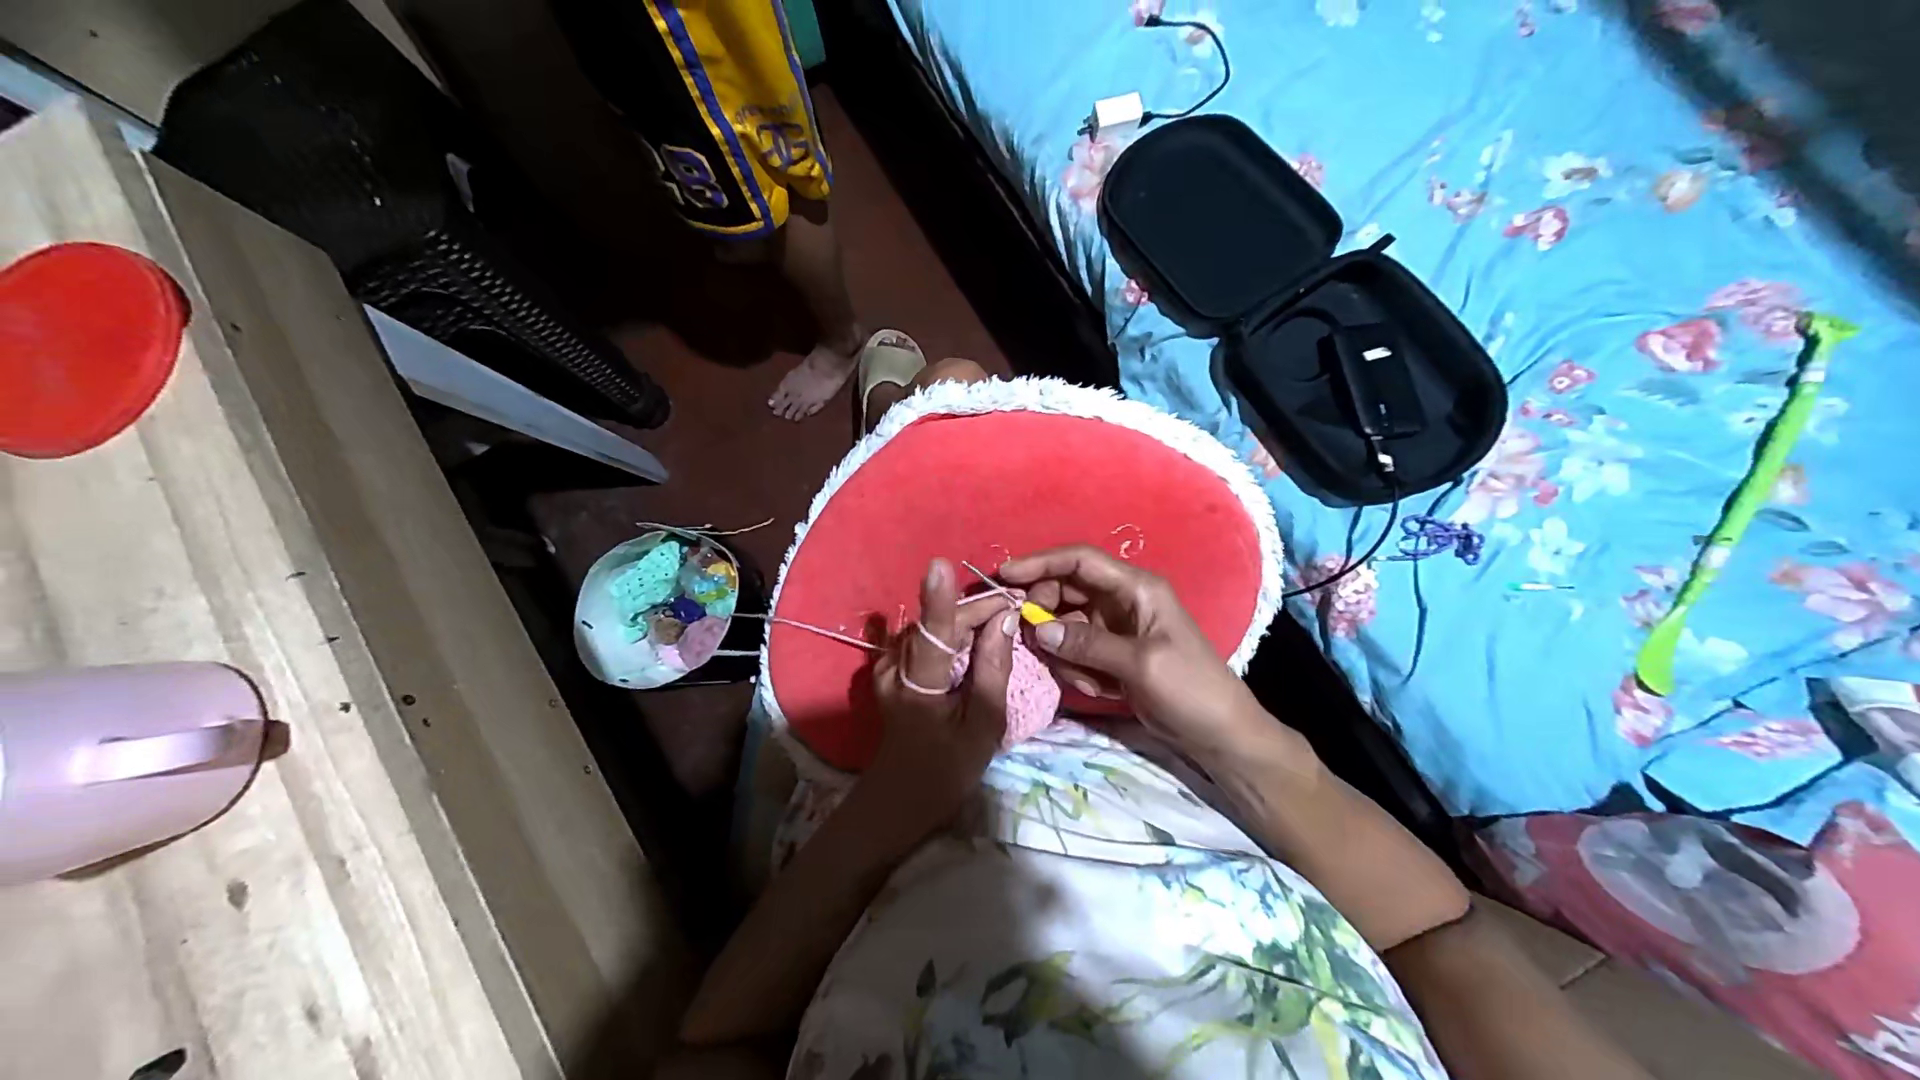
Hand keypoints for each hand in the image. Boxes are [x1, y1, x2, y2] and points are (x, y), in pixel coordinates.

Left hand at [859, 558, 1018, 844]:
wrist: (897, 799)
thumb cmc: (945, 771)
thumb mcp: (982, 726)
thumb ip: (993, 669)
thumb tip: (1005, 619)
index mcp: (917, 686)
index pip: (931, 635)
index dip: (938, 600)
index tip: (941, 566)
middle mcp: (894, 667)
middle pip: (938, 625)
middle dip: (977, 611)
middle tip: (1017, 607)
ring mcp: (887, 666)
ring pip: (931, 629)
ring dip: (965, 621)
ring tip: (1001, 620)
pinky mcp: (889, 670)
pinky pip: (924, 641)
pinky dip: (949, 635)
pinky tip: (972, 639)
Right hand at [1000, 546, 1271, 761]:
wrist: (1218, 732)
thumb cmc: (1190, 688)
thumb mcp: (1140, 664)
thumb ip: (1087, 644)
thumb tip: (1038, 629)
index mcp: (1136, 588)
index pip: (1080, 560)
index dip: (1041, 563)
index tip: (1005, 575)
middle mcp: (1121, 600)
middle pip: (1066, 589)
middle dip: (1046, 613)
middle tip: (1036, 641)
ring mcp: (1114, 627)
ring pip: (1065, 624)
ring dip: (1065, 652)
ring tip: (1089, 681)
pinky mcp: (1109, 652)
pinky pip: (1074, 649)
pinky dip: (1076, 668)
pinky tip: (1099, 690)